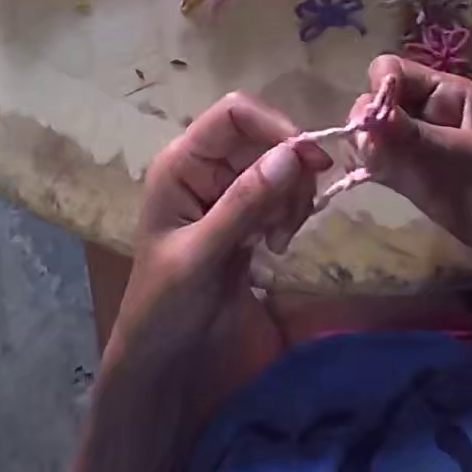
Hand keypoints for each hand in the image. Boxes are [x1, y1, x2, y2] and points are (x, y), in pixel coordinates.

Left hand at [106, 92, 331, 384]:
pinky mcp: (246, 209)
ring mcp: (227, 187)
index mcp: (182, 162)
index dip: (274, 126)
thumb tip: (292, 153)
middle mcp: (206, 164)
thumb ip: (244, 202)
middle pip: (265, 137)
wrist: (163, 357)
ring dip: (292, 197)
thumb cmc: (164, 305)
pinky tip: (276, 244)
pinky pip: (282, 192)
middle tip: (292, 218)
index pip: (234, 114)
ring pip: (280, 164)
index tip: (308, 161)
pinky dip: (291, 212)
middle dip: (289, 172)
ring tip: (279, 239)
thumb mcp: (202, 254)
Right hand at [356, 55, 471, 293]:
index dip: (381, 86)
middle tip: (371, 147)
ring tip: (373, 164)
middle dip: (367, 117)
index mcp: (453, 95)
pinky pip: (382, 167)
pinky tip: (365, 176)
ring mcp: (421, 153)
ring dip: (362, 144)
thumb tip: (369, 116)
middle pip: (379, 102)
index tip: (375, 115)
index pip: (397, 71)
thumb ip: (430, 140)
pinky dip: (367, 167)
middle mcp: (430, 117)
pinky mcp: (416, 186)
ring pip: (375, 135)